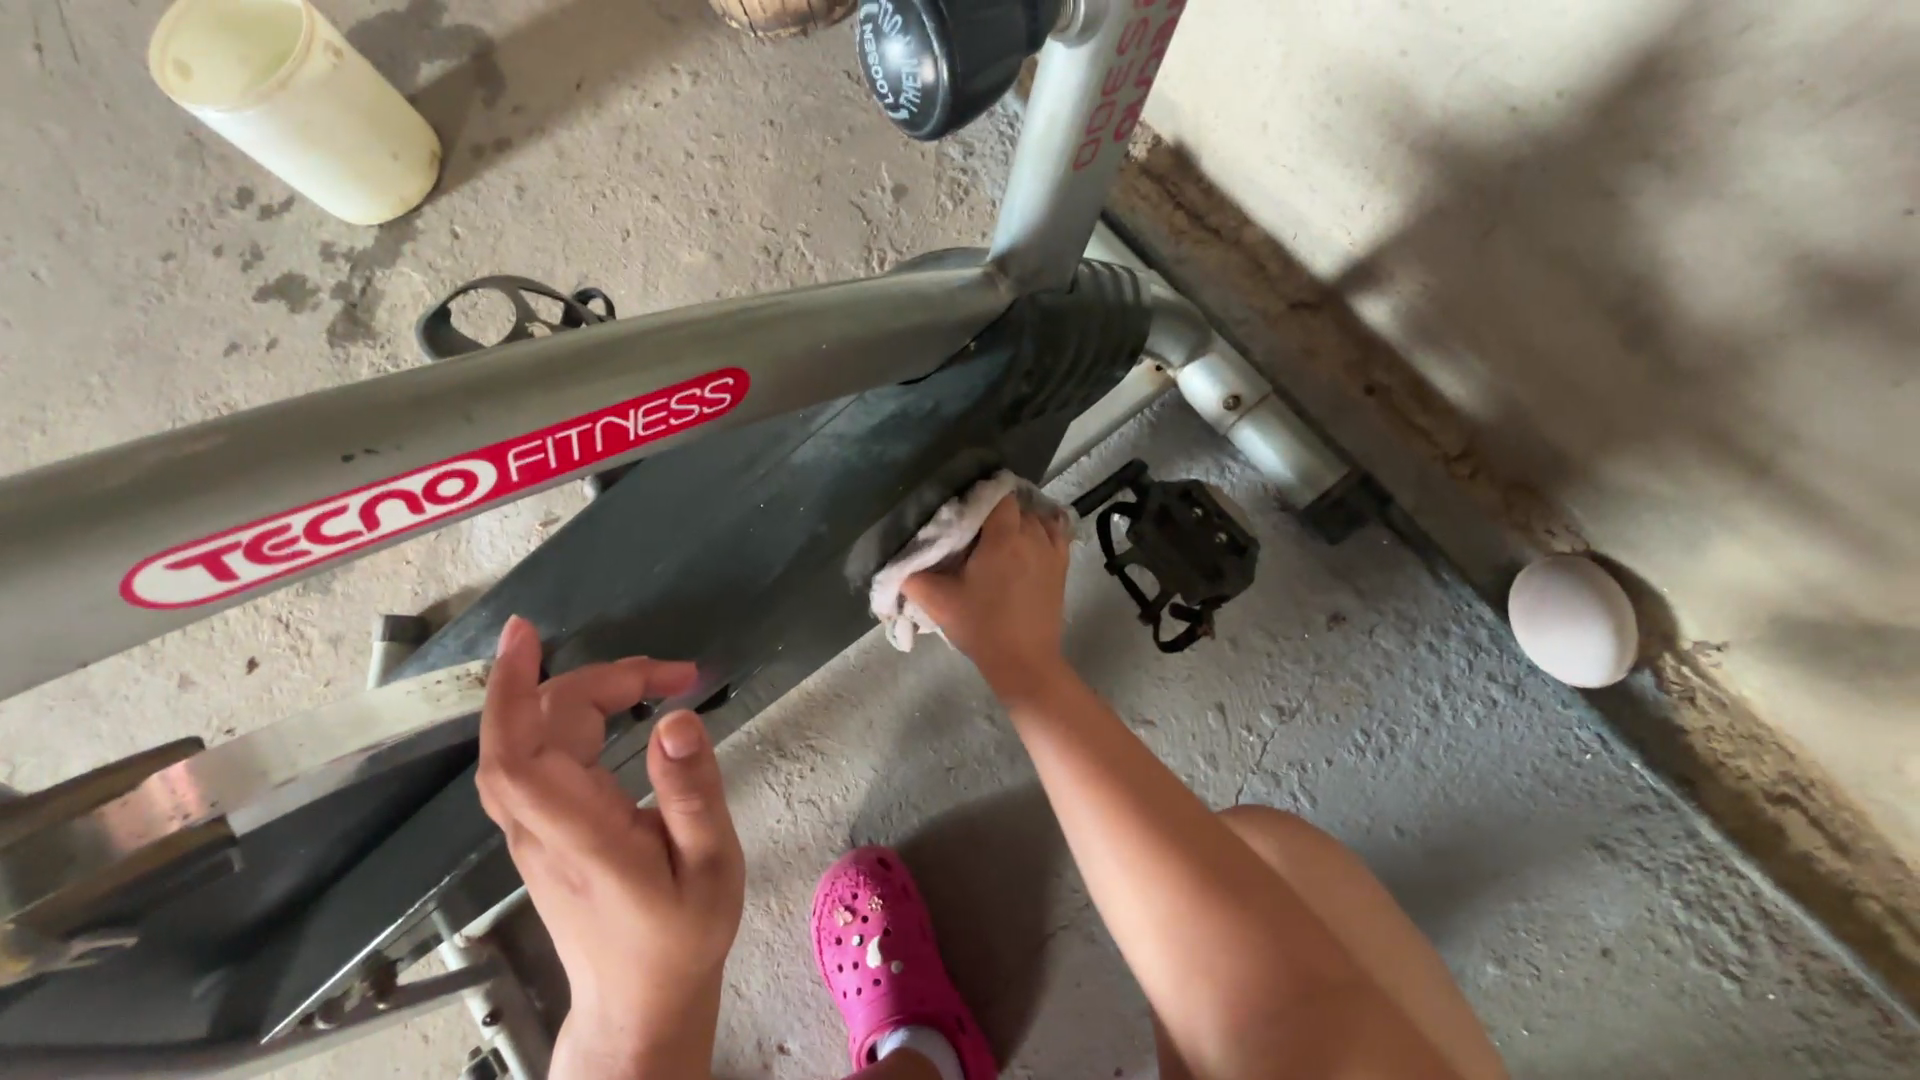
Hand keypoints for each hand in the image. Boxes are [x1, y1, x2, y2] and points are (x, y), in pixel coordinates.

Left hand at [477, 616, 744, 1079]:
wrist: (639, 1001)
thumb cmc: (681, 936)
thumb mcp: (713, 866)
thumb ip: (693, 794)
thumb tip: (676, 717)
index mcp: (580, 836)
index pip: (519, 754)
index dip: (512, 689)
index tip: (527, 634)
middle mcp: (541, 827)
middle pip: (534, 730)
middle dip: (598, 680)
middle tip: (675, 672)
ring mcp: (534, 830)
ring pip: (533, 739)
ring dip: (586, 693)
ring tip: (656, 678)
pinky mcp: (543, 830)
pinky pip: (541, 755)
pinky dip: (574, 714)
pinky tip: (610, 704)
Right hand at [902, 493, 1072, 700]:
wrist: (1024, 662)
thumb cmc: (981, 628)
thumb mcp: (938, 601)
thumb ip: (912, 575)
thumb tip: (899, 557)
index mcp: (1003, 538)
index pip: (996, 495)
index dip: (978, 496)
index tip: (961, 508)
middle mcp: (1032, 536)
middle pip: (1015, 504)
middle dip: (995, 509)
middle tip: (973, 527)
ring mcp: (1052, 550)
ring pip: (1036, 516)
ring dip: (1018, 519)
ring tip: (998, 533)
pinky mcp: (1062, 565)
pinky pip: (1056, 531)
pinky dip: (1042, 527)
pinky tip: (1027, 538)